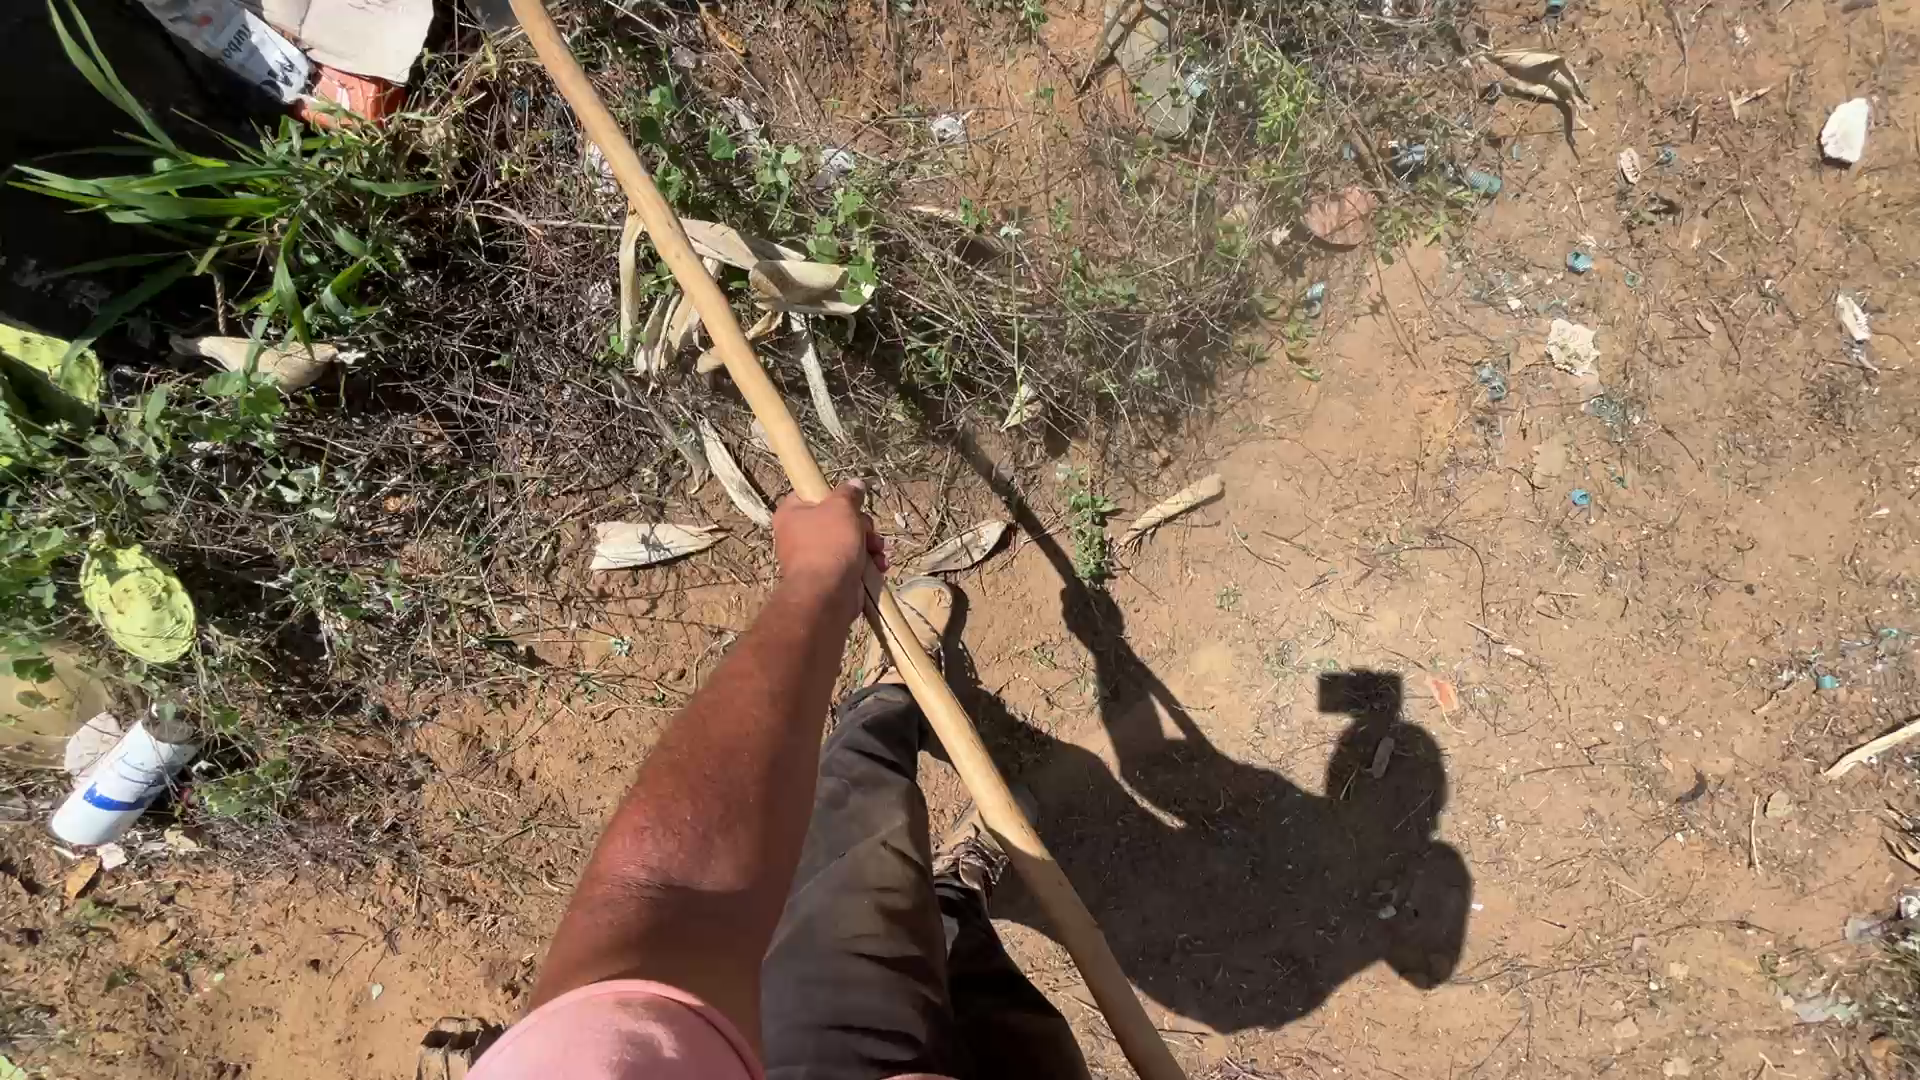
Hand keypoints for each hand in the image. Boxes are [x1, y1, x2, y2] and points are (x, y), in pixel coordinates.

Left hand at [772, 481, 885, 619]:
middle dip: (862, 525)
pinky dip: (867, 563)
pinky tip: (879, 566)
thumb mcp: (841, 508)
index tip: (851, 500)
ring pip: (849, 541)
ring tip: (878, 551)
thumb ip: (849, 493)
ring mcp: (815, 557)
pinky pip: (852, 562)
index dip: (834, 495)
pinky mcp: (830, 576)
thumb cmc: (829, 544)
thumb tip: (855, 483)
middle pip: (837, 518)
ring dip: (869, 544)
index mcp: (792, 513)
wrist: (827, 594)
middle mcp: (799, 535)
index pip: (811, 493)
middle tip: (868, 532)